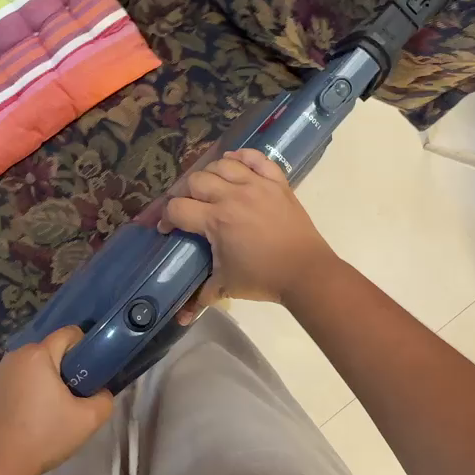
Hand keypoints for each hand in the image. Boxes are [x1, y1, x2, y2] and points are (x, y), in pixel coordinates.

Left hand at [0, 327, 113, 474]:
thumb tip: (101, 392)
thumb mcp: (88, 420)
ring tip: (46, 411)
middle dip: (61, 368)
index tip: (89, 370)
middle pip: (46, 352)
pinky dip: (20, 394)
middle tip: (71, 396)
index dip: (84, 347)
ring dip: (39, 381)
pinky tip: (23, 420)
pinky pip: (9, 384)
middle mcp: (12, 357)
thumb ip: (104, 399)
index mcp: (37, 355)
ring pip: (26, 369)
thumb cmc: (43, 436)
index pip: (67, 334)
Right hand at [158, 149, 338, 316]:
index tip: (168, 228)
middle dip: (185, 193)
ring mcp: (258, 185)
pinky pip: (257, 158)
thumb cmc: (264, 278)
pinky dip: (243, 156)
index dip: (167, 218)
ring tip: (210, 187)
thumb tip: (182, 317)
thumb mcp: (227, 286)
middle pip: (196, 180)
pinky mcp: (278, 183)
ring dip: (211, 173)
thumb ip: (202, 294)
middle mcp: (234, 196)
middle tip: (188, 207)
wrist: (306, 272)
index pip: (178, 208)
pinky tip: (234, 163)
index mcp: (217, 220)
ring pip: (223, 164)